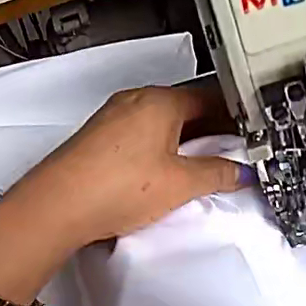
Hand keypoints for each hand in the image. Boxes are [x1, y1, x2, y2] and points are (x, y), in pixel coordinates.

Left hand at [2, 85, 245, 253]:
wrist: (56, 206)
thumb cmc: (110, 186)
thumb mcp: (181, 184)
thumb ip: (218, 174)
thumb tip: (237, 172)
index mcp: (160, 101)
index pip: (212, 98)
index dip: (236, 117)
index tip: (249, 135)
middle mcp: (135, 102)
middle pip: (188, 108)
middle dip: (213, 131)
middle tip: (232, 154)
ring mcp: (115, 118)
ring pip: (164, 122)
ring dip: (187, 141)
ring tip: (202, 168)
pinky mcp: (101, 139)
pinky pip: (143, 135)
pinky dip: (162, 148)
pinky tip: (166, 174)